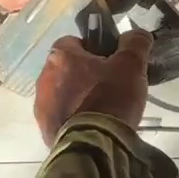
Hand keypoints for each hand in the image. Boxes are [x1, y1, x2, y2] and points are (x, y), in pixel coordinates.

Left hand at [33, 31, 150, 143]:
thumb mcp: (132, 65)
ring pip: (62, 92)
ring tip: (103, 108)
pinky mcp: (45, 128)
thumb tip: (136, 33)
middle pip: (67, 67)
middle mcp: (44, 77)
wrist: (94, 144)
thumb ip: (135, 43)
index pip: (73, 41)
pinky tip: (93, 124)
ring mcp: (41, 105)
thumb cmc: (111, 97)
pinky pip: (61, 115)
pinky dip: (74, 116)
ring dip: (78, 95)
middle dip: (85, 73)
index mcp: (61, 56)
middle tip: (111, 84)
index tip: (110, 60)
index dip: (93, 48)